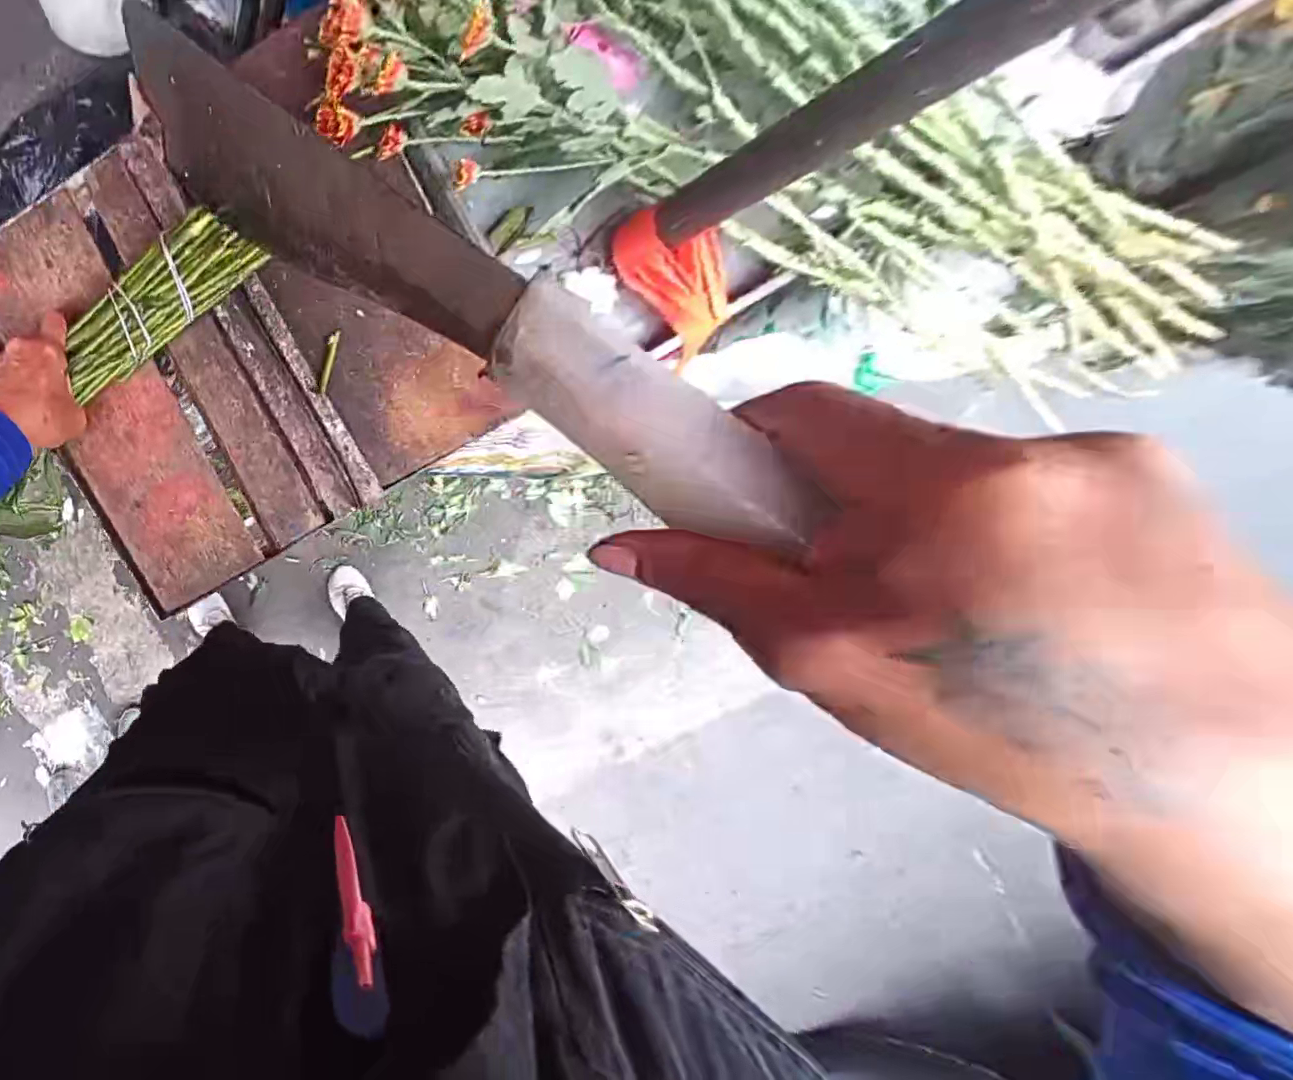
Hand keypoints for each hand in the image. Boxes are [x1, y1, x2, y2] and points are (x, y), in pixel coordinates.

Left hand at [0, 312, 86, 448]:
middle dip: (42, 361)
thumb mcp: (74, 418)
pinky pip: (1, 376)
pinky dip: (8, 386)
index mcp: (48, 352)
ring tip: (30, 398)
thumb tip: (71, 405)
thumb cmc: (42, 418)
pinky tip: (15, 405)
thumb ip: (75, 404)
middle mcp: (22, 348)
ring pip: (17, 361)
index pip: (55, 324)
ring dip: (23, 373)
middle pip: (35, 346)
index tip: (62, 331)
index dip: (60, 327)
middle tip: (50, 383)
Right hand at [591, 382, 1292, 1024]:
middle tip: (827, 582)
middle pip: (872, 447)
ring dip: (903, 526)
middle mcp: (1040, 446)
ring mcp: (1119, 461)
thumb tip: (610, 549)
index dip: (745, 437)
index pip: (805, 410)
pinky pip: (1017, 493)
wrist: (1239, 801)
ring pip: (941, 475)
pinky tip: (1005, 607)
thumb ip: (713, 584)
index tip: (728, 492)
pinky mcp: (1167, 490)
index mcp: (951, 482)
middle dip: (825, 505)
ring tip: (927, 611)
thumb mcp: (819, 656)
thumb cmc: (990, 724)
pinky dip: (976, 536)